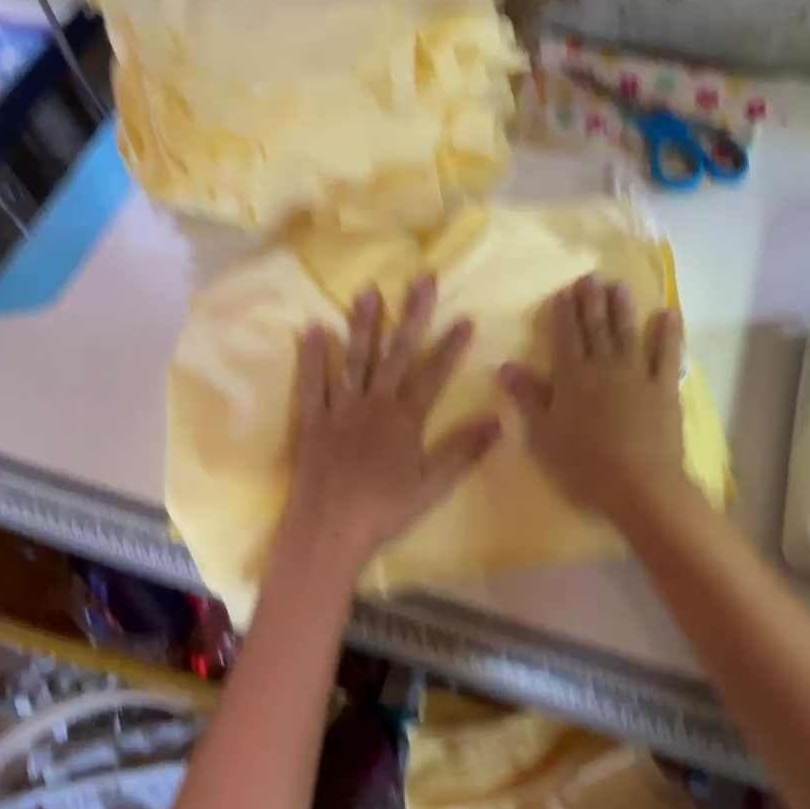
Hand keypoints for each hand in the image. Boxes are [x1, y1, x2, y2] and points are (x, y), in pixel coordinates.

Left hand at [281, 275, 500, 567]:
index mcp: (406, 421)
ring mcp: (340, 410)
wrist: (330, 528)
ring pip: (354, 359)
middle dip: (412, 317)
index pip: (433, 376)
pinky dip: (313, 357)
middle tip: (421, 280)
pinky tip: (315, 330)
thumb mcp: (432, 485)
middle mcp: (375, 405)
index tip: (465, 318)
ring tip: (368, 292)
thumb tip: (498, 420)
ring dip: (363, 324)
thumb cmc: (384, 511)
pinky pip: (312, 383)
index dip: (450, 347)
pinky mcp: (312, 420)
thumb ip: (463, 450)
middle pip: (396, 355)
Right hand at [499, 273, 694, 523]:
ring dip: (623, 309)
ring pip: (628, 334)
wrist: (638, 486)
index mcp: (572, 379)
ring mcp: (637, 375)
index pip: (565, 338)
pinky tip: (669, 314)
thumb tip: (506, 365)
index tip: (564, 292)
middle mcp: (604, 368)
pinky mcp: (665, 389)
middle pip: (596, 329)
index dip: (564, 314)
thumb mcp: (543, 435)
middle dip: (592, 302)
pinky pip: (668, 354)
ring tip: (619, 286)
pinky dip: (669, 333)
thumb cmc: (583, 466)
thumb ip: (526, 398)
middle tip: (591, 277)